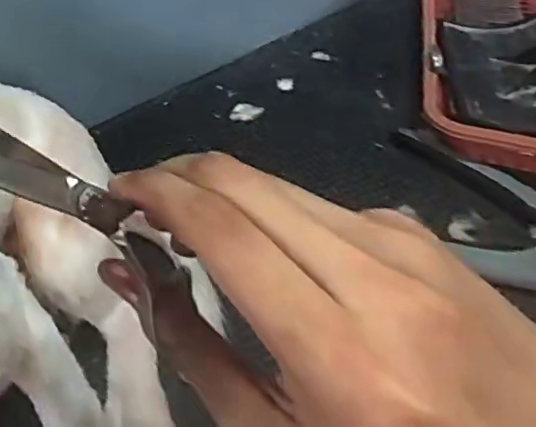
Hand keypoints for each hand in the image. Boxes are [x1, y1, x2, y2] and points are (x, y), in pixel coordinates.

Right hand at [104, 153, 535, 426]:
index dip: (153, 193)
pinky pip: (318, 203)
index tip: (113, 194)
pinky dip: (271, 210)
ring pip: (273, 181)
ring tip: (192, 225)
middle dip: (174, 176)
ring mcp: (407, 246)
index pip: (219, 229)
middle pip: (239, 180)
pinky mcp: (423, 235)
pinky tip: (275, 253)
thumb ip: (198, 354)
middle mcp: (376, 280)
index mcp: (344, 359)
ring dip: (217, 190)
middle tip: (139, 204)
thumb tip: (129, 271)